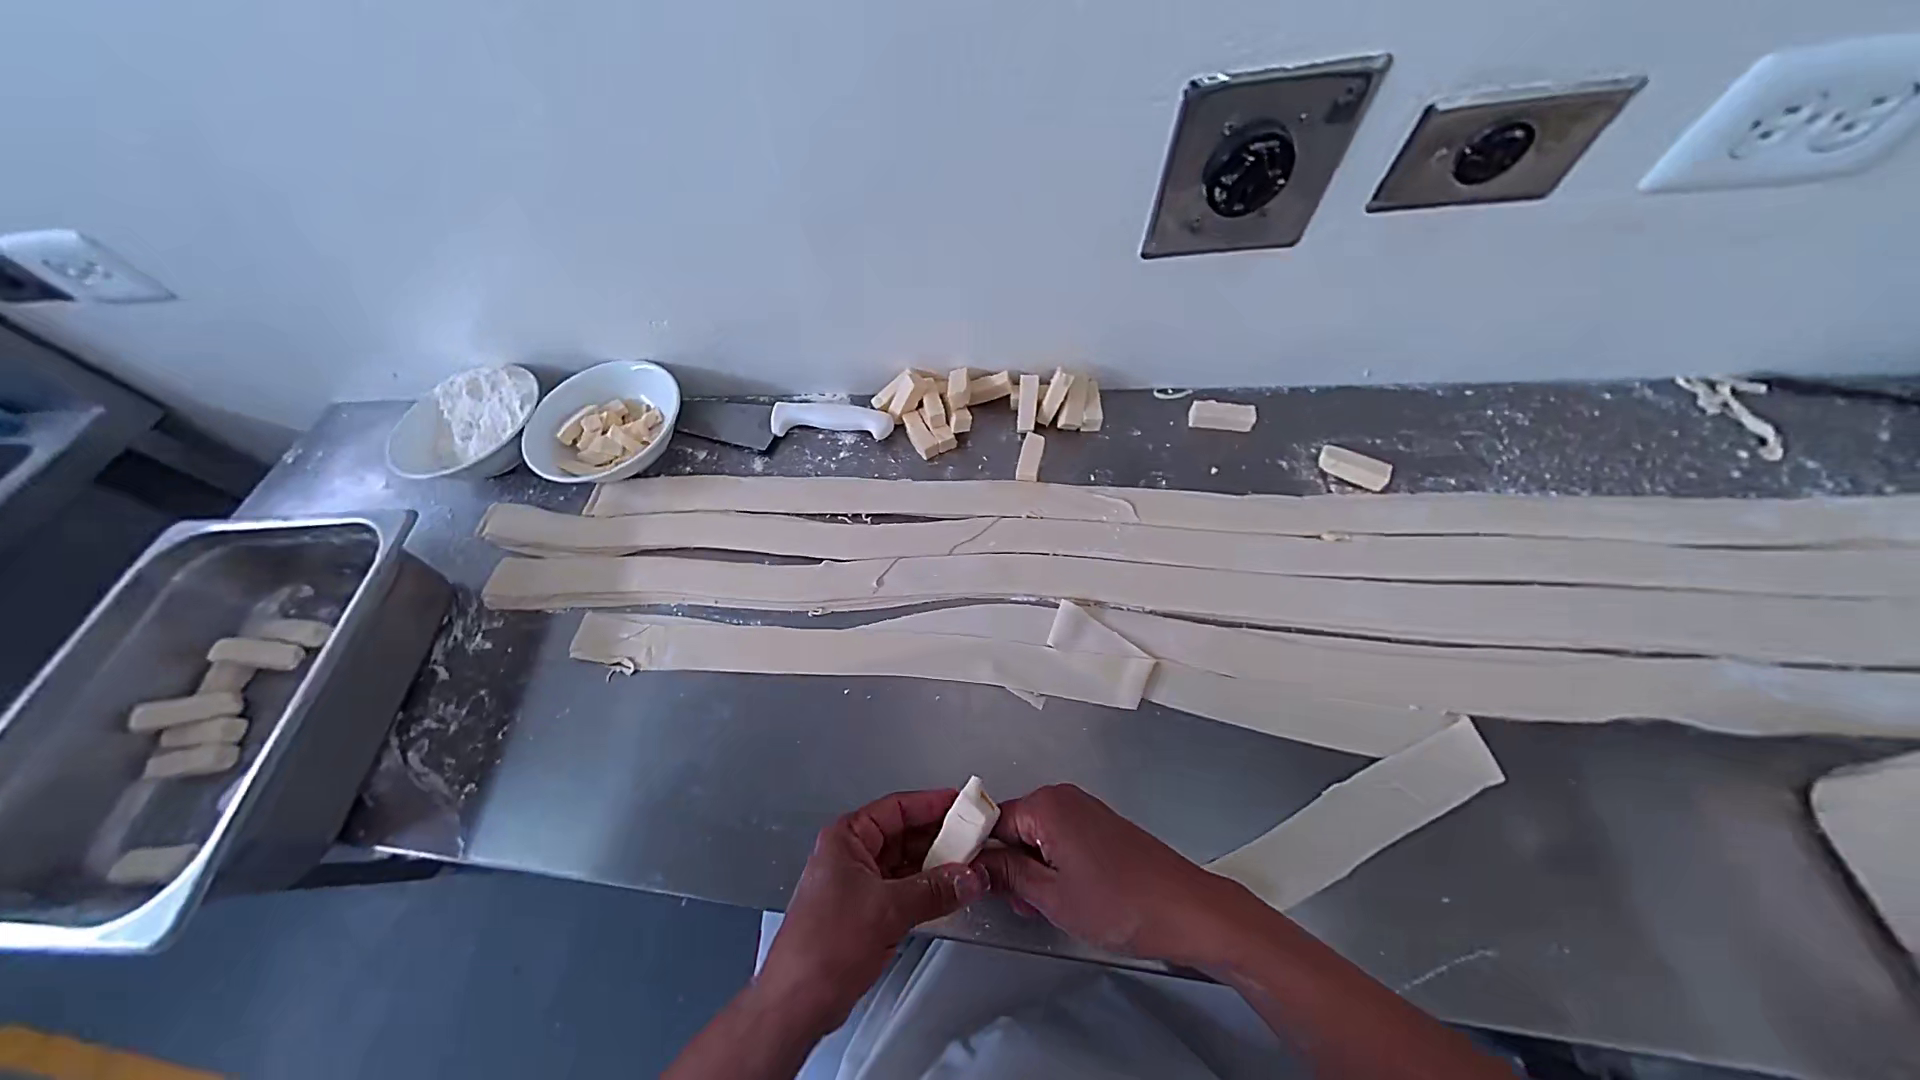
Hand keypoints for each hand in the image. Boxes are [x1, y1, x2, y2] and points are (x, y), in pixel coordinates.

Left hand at [756, 789, 987, 1031]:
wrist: (797, 1003)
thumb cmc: (820, 948)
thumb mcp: (887, 909)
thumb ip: (934, 890)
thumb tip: (966, 877)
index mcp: (846, 839)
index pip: (896, 808)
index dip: (931, 804)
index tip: (960, 805)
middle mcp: (850, 855)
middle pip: (903, 834)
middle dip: (939, 839)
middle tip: (971, 839)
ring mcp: (857, 883)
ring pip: (905, 863)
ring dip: (935, 867)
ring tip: (966, 868)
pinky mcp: (865, 910)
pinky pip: (903, 888)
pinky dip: (926, 890)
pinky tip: (948, 894)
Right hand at [976, 783, 1256, 968]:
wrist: (1187, 910)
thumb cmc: (1124, 904)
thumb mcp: (1051, 897)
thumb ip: (1007, 875)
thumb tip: (977, 865)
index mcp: (1046, 806)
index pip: (990, 822)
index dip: (980, 855)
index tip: (976, 883)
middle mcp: (1063, 797)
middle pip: (1013, 828)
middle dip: (1010, 866)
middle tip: (1022, 904)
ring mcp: (1083, 810)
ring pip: (1036, 837)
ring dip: (1032, 870)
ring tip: (1051, 906)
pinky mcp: (1098, 825)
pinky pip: (1059, 839)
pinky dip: (1054, 865)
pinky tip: (1068, 895)